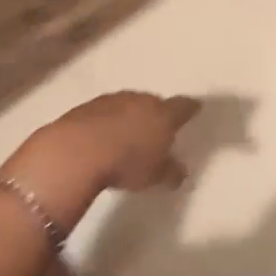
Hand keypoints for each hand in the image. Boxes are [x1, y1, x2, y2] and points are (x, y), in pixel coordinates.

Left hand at [1, 92, 202, 202]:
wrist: (79, 149)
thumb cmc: (127, 163)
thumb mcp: (155, 176)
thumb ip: (171, 172)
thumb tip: (180, 172)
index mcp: (163, 113)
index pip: (183, 106)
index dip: (190, 108)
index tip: (195, 107)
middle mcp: (141, 99)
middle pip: (154, 102)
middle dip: (157, 112)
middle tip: (159, 126)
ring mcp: (114, 99)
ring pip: (129, 103)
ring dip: (131, 115)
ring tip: (130, 133)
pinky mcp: (89, 105)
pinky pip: (107, 110)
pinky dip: (110, 120)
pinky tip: (105, 135)